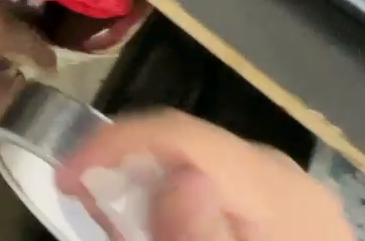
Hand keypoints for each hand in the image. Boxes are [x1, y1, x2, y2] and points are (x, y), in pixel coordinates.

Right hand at [59, 109, 351, 240]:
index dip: (112, 145)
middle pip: (188, 145)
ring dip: (150, 181)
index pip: (180, 135)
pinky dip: (184, 198)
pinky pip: (224, 186)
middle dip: (126, 165)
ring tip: (114, 215)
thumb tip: (181, 175)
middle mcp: (291, 181)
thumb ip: (196, 238)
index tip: (65, 182)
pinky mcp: (298, 218)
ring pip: (201, 162)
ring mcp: (300, 198)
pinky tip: (165, 223)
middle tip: (83, 201)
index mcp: (279, 195)